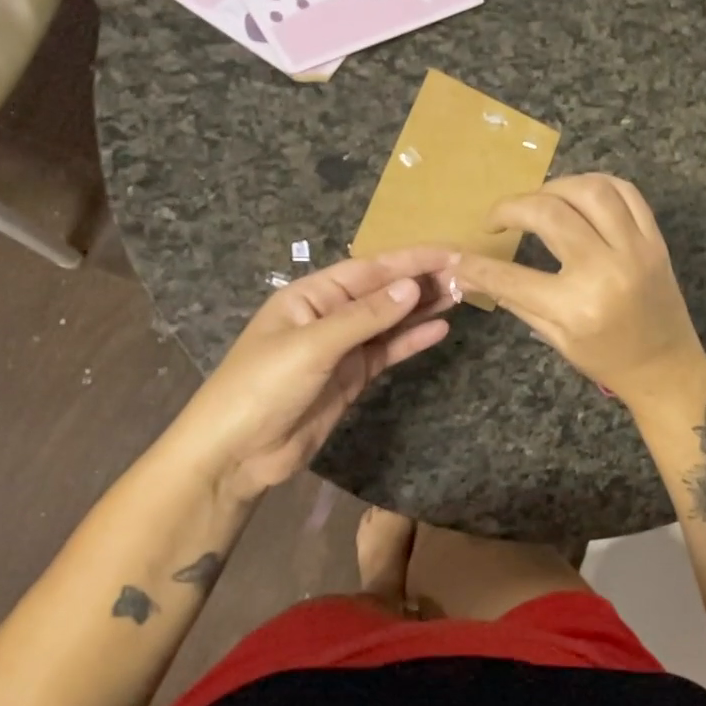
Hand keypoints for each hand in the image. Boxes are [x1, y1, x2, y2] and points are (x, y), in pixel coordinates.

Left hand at [165, 248, 456, 498]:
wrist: (237, 452)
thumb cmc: (262, 387)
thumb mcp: (313, 346)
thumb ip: (365, 317)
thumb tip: (412, 286)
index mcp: (310, 296)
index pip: (369, 269)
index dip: (411, 260)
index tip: (452, 253)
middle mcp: (328, 315)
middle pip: (383, 292)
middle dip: (422, 281)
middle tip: (468, 273)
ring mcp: (341, 348)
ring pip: (390, 321)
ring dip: (423, 308)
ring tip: (462, 295)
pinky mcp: (351, 378)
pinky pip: (388, 352)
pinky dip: (412, 341)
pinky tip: (440, 330)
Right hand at [448, 173, 705, 403]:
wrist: (667, 367)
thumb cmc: (608, 361)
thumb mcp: (557, 340)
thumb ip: (516, 301)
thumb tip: (475, 273)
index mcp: (576, 306)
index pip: (510, 275)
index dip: (477, 264)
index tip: (460, 256)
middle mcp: (606, 270)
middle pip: (548, 213)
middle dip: (511, 208)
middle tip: (498, 219)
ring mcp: (636, 250)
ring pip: (590, 190)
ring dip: (554, 186)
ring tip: (538, 202)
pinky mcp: (656, 240)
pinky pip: (627, 192)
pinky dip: (597, 184)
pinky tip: (576, 195)